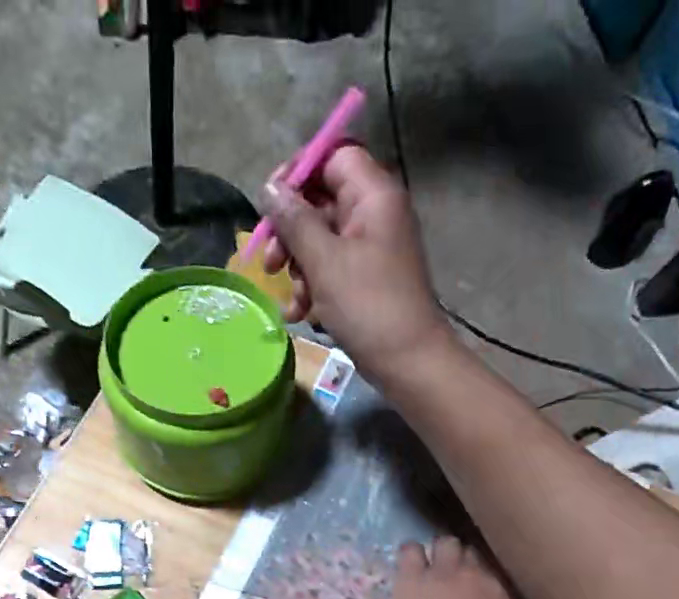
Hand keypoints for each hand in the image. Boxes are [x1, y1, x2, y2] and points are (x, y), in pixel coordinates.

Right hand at [261, 145, 452, 372]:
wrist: (408, 361)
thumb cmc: (367, 305)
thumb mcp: (323, 260)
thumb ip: (294, 220)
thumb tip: (270, 187)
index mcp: (374, 195)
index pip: (333, 156)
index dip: (298, 171)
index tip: (270, 201)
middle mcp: (375, 213)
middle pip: (321, 200)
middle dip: (290, 232)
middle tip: (270, 263)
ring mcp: (371, 247)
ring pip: (321, 239)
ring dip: (298, 266)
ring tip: (291, 298)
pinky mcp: (366, 277)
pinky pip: (331, 267)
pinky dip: (313, 286)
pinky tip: (300, 313)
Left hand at [373, 537, 525, 598]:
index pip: (506, 571)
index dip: (491, 577)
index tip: (482, 588)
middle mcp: (483, 577)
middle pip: (477, 552)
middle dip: (467, 563)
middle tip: (456, 581)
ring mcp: (446, 572)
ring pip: (447, 542)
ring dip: (441, 555)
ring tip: (432, 573)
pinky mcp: (412, 575)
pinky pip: (410, 549)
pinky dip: (411, 557)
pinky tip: (409, 572)